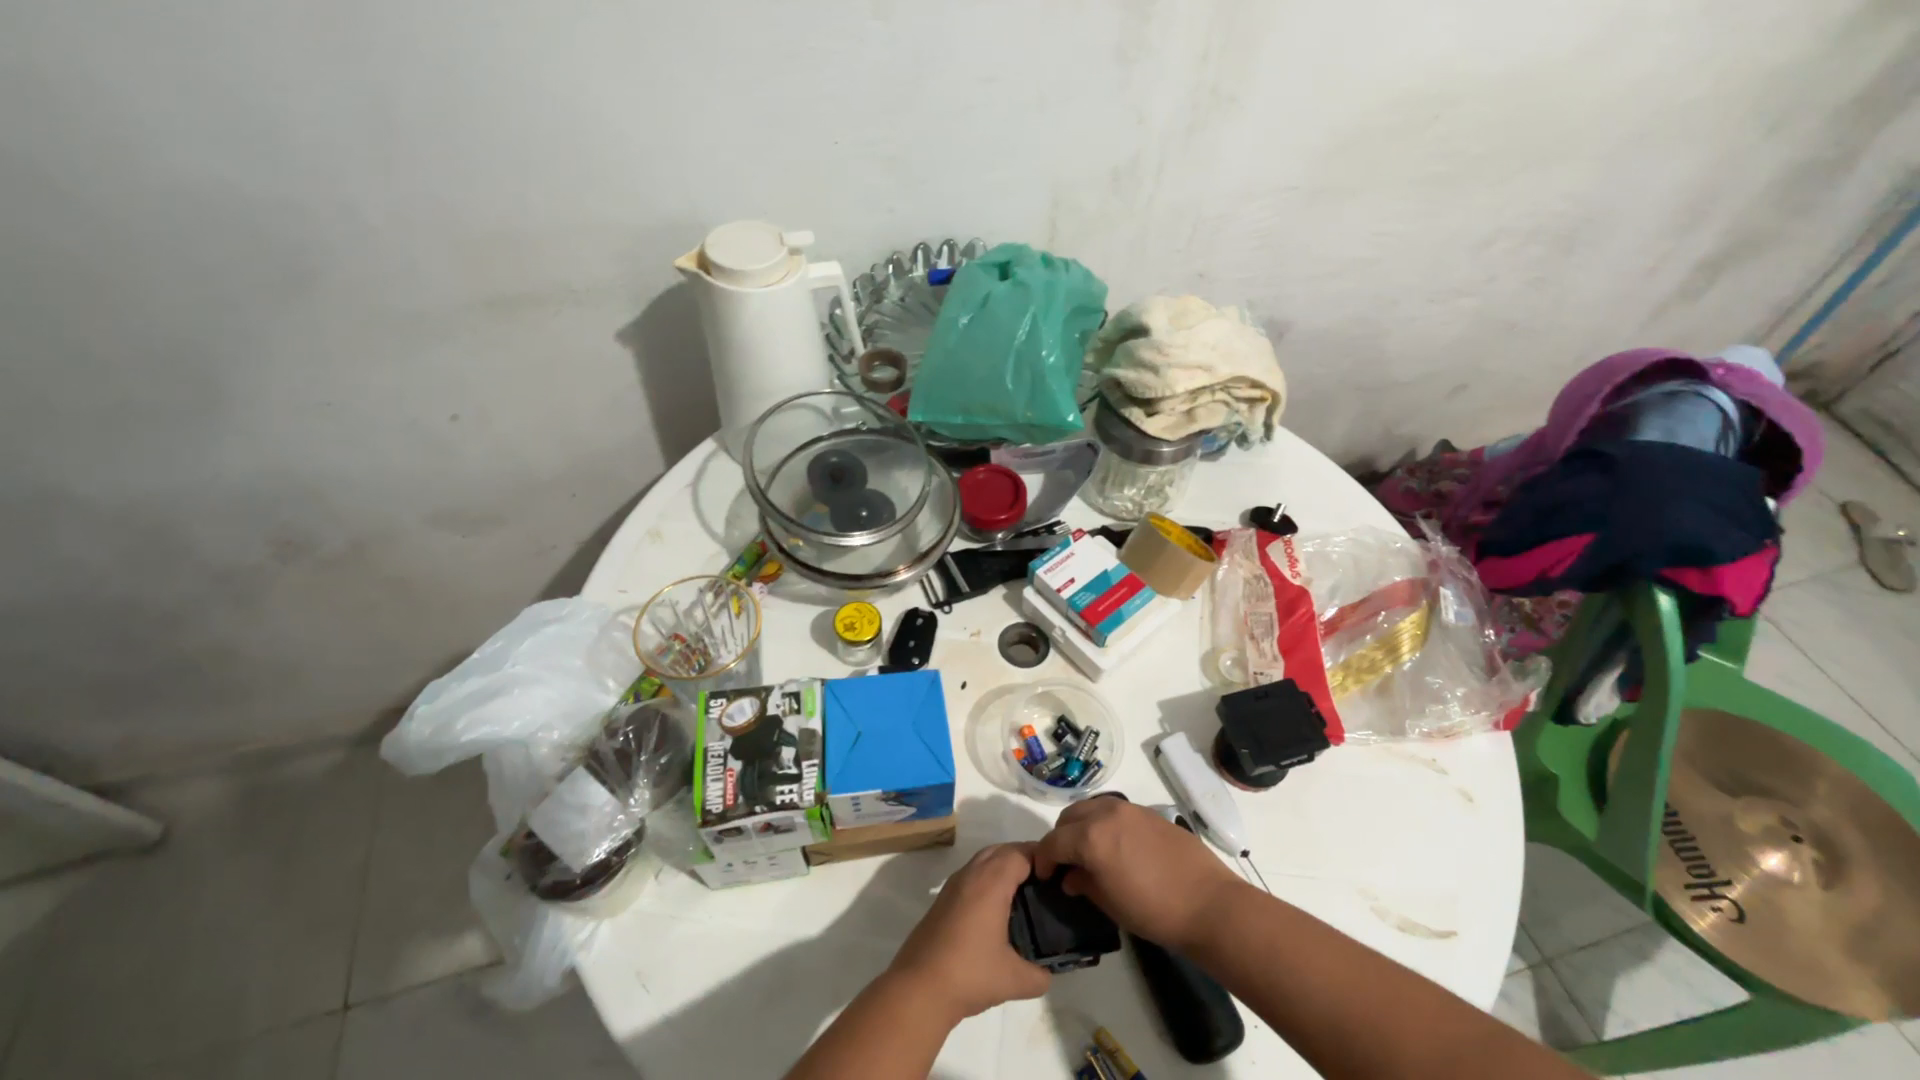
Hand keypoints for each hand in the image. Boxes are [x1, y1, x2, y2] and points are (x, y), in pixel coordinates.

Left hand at [886, 843, 1050, 1020]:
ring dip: (1003, 868)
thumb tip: (1047, 974)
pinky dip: (987, 881)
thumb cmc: (969, 975)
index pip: (1021, 853)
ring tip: (1025, 894)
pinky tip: (997, 911)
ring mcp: (951, 888)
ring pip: (982, 862)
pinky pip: (970, 878)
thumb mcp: (1015, 980)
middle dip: (1024, 858)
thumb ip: (1040, 975)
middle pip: (1001, 850)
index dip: (1043, 858)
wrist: (918, 989)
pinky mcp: (941, 903)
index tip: (1060, 876)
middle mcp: (969, 876)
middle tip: (1047, 881)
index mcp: (990, 883)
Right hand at [1033, 797, 1246, 949]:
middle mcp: (1107, 814)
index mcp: (1091, 837)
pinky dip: (1104, 823)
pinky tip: (1115, 847)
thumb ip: (1083, 883)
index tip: (1044, 876)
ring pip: (1092, 808)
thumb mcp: (1109, 903)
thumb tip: (1071, 876)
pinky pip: (1115, 811)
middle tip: (1065, 864)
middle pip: (1069, 817)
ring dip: (1082, 826)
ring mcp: (1131, 810)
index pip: (1053, 842)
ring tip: (1088, 852)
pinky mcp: (1151, 814)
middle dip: (1061, 838)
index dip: (1043, 860)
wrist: (1209, 905)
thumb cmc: (1154, 911)